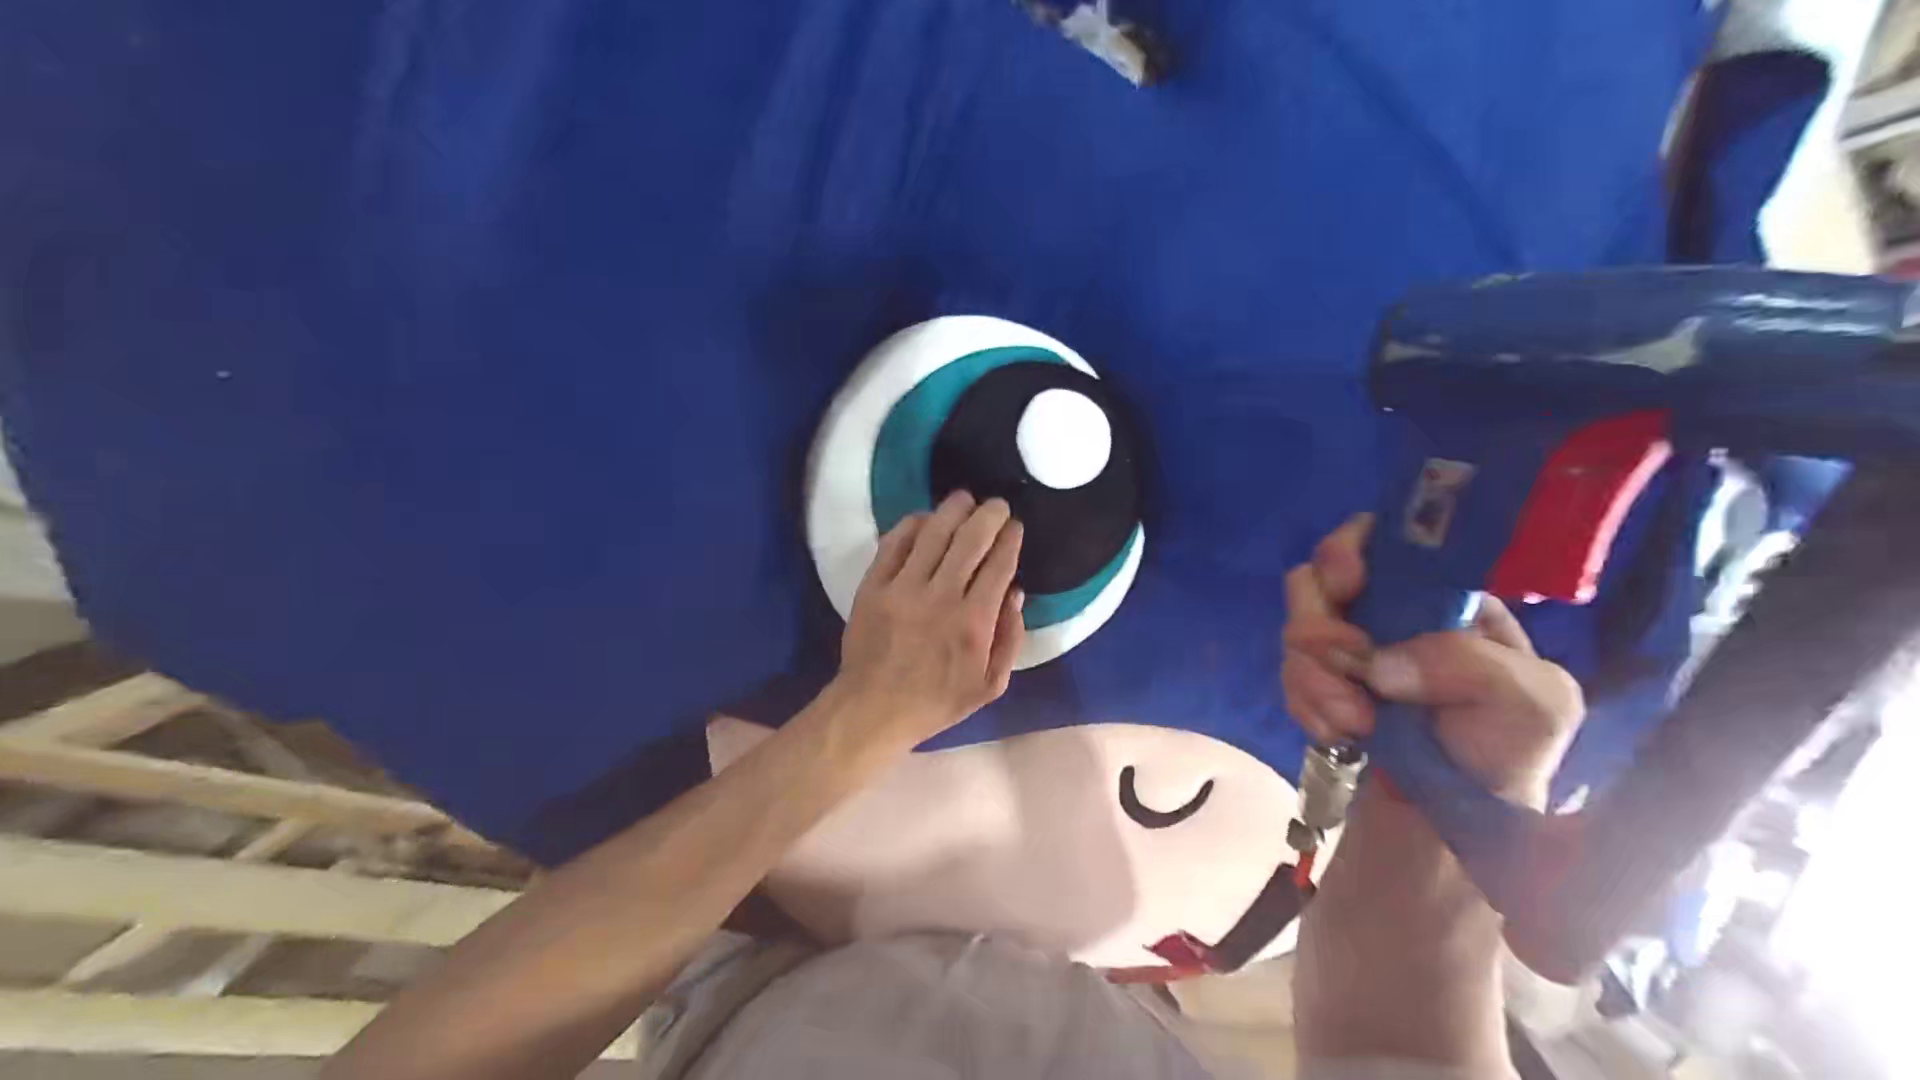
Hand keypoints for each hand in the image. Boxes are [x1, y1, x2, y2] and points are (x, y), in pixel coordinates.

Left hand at [836, 491, 1026, 745]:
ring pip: (933, 533)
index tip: (1014, 526)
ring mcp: (903, 588)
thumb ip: (1010, 639)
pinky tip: (926, 518)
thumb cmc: (936, 700)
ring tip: (965, 499)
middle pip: (971, 540)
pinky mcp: (874, 585)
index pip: (999, 565)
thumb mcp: (990, 686)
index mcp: (974, 622)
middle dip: (989, 515)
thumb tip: (1016, 593)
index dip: (1010, 539)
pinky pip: (894, 543)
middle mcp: (941, 596)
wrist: (873, 707)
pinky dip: (913, 524)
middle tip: (996, 505)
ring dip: (953, 510)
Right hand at [1281, 514, 1584, 804]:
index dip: (1346, 550)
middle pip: (1314, 581)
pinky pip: (1287, 676)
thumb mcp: (1533, 703)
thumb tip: (1377, 663)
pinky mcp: (1317, 683)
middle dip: (1319, 628)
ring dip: (1315, 679)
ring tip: (1355, 723)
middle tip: (1347, 670)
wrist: (1461, 819)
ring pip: (1294, 631)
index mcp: (1436, 597)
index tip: (1346, 583)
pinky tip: (1338, 734)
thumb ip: (1470, 665)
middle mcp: (1381, 612)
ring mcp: (1343, 648)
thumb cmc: (1511, 751)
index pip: (1375, 542)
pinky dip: (1306, 704)